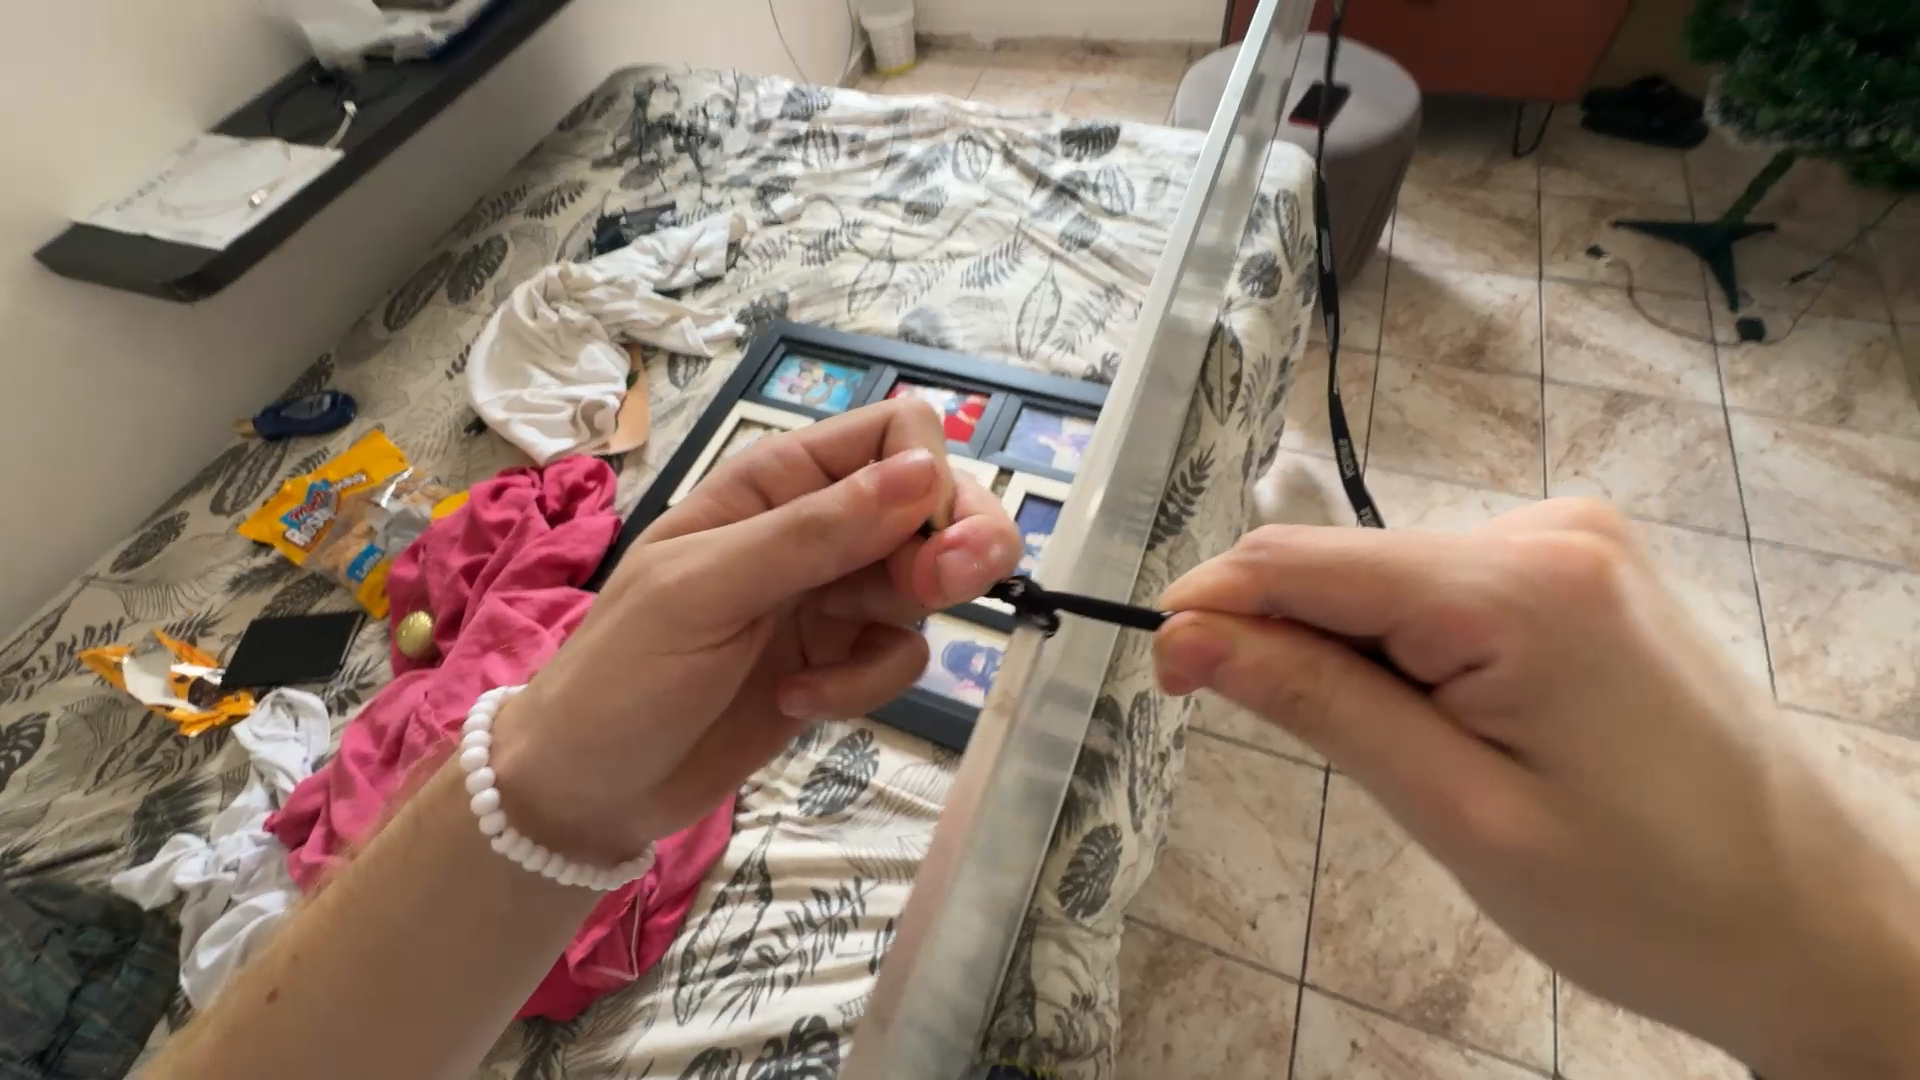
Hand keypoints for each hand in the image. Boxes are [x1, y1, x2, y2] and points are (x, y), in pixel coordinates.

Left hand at [489, 398, 1018, 864]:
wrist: (593, 787)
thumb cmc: (625, 671)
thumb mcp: (707, 590)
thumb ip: (816, 532)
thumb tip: (927, 473)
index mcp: (781, 482)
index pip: (899, 435)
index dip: (928, 476)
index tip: (923, 538)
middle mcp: (822, 526)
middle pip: (937, 504)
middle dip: (957, 544)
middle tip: (946, 586)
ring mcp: (837, 594)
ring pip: (929, 580)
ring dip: (894, 629)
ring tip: (822, 675)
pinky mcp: (845, 657)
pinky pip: (901, 653)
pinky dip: (864, 683)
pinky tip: (798, 700)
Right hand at [1152, 500, 1919, 1079]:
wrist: (1825, 926)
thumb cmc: (1644, 900)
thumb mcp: (1451, 808)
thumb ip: (1311, 700)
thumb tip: (1180, 635)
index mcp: (1516, 586)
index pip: (1296, 562)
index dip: (1206, 607)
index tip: (1166, 677)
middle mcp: (1539, 528)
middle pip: (1333, 564)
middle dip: (1275, 636)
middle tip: (1282, 733)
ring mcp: (1559, 536)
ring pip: (1369, 575)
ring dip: (1336, 646)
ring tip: (1394, 740)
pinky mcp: (1563, 561)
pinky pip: (1418, 583)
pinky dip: (1387, 640)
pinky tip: (1434, 705)